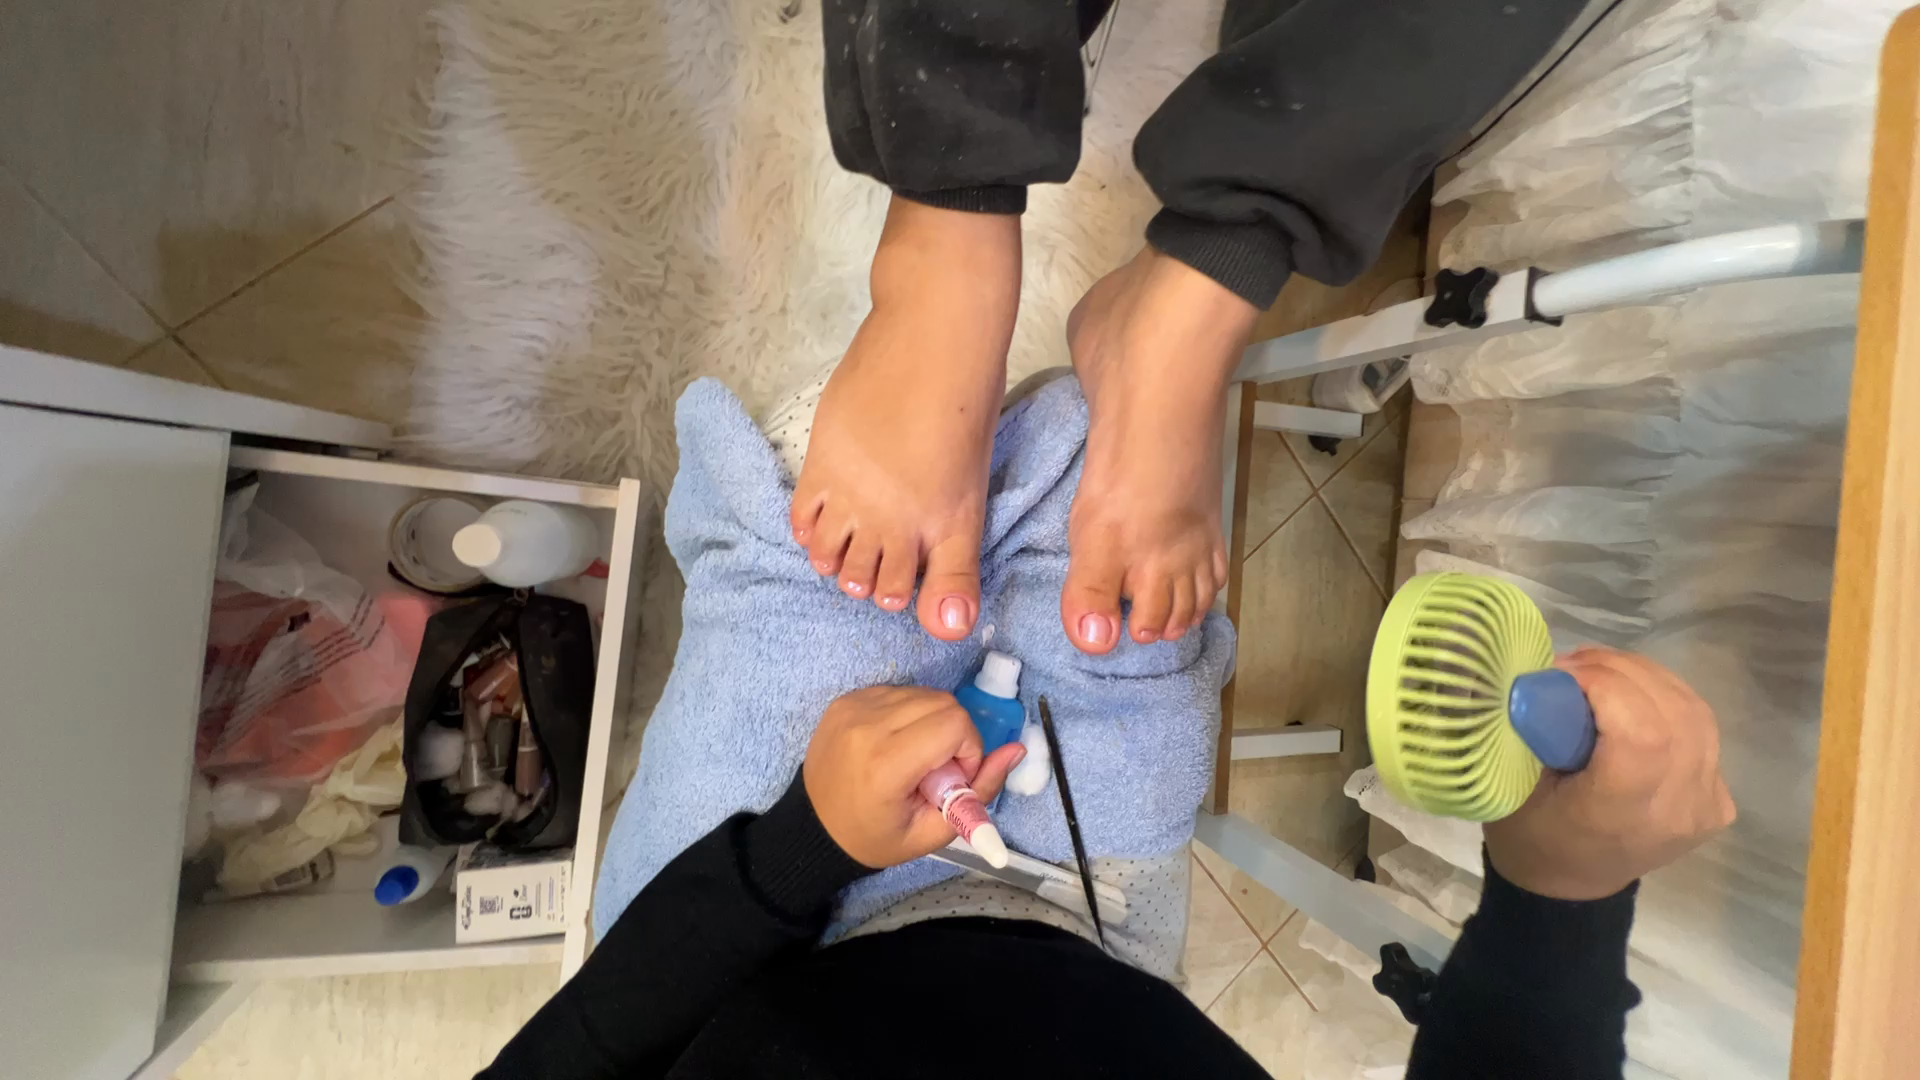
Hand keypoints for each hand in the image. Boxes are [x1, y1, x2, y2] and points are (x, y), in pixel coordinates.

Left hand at [803, 686, 1026, 868]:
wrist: (812, 828)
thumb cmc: (874, 836)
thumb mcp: (932, 831)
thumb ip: (980, 791)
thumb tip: (1018, 749)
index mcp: (886, 763)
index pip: (953, 723)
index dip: (968, 747)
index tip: (953, 776)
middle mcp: (867, 725)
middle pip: (943, 702)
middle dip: (954, 733)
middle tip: (937, 768)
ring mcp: (853, 706)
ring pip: (923, 692)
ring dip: (932, 721)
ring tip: (914, 756)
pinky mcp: (847, 698)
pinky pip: (899, 691)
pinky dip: (909, 713)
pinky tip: (895, 742)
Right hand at [1484, 647, 1736, 900]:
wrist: (1567, 884)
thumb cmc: (1526, 833)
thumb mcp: (1509, 784)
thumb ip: (1531, 732)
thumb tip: (1540, 678)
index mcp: (1622, 811)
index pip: (1643, 733)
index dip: (1605, 686)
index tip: (1558, 672)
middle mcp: (1679, 807)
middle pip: (1675, 714)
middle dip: (1620, 671)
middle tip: (1570, 663)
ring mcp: (1707, 803)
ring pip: (1695, 712)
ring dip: (1643, 677)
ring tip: (1594, 671)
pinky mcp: (1717, 796)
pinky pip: (1699, 728)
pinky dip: (1660, 697)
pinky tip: (1623, 697)